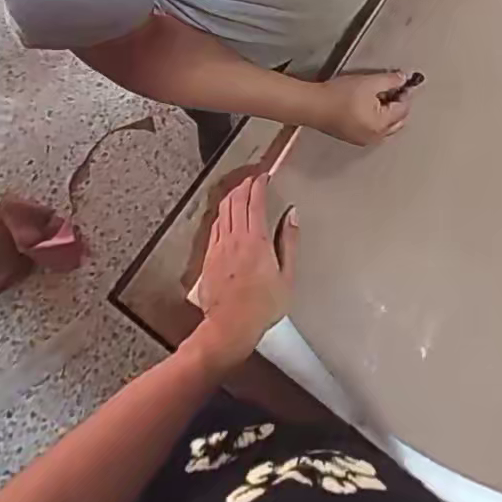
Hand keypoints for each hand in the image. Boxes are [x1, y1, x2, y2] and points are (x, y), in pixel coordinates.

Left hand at [188, 175, 297, 372]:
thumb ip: (288, 241)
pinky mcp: (209, 255)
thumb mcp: (286, 276)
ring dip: (232, 195)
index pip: (255, 201)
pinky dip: (222, 213)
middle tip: (252, 179)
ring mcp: (220, 245)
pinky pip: (215, 225)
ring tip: (240, 190)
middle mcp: (235, 237)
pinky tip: (226, 214)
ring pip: (224, 210)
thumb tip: (291, 215)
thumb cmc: (262, 305)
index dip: (259, 185)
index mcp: (256, 239)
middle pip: (237, 200)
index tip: (264, 177)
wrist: (230, 324)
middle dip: (245, 185)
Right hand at [311, 70, 415, 145]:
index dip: (405, 94)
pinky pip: (372, 130)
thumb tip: (403, 79)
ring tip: (378, 96)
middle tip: (392, 89)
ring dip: (387, 113)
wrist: (312, 105)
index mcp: (382, 125)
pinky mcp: (352, 137)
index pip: (403, 109)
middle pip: (397, 121)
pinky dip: (375, 119)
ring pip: (385, 127)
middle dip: (398, 105)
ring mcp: (363, 139)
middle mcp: (375, 137)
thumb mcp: (368, 82)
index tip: (402, 82)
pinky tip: (365, 106)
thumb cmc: (338, 95)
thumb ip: (390, 80)